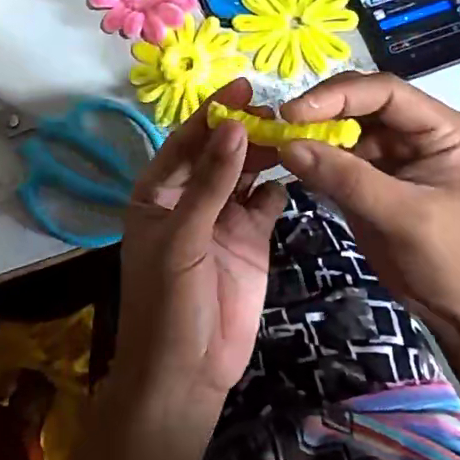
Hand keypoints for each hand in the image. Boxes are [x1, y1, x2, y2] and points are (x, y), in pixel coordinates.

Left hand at [116, 79, 287, 401]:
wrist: (187, 374)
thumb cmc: (168, 303)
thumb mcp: (183, 237)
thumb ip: (210, 182)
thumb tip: (233, 124)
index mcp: (160, 192)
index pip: (186, 140)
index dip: (213, 112)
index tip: (244, 84)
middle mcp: (191, 198)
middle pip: (221, 152)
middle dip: (246, 130)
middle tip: (281, 111)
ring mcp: (223, 219)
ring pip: (247, 173)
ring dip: (267, 153)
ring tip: (295, 133)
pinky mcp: (251, 240)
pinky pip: (267, 203)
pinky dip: (280, 187)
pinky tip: (300, 171)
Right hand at [278, 72, 459, 329]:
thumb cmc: (455, 261)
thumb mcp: (405, 216)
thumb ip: (347, 178)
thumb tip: (287, 146)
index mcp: (441, 128)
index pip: (385, 93)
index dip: (338, 95)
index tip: (293, 112)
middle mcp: (416, 133)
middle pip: (361, 105)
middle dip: (322, 111)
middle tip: (280, 126)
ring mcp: (392, 158)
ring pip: (345, 131)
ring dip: (314, 135)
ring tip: (279, 144)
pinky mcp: (373, 183)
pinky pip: (338, 161)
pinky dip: (315, 161)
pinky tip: (292, 164)